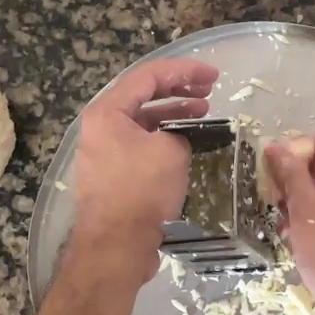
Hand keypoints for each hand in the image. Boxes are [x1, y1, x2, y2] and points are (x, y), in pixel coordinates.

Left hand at [71, 58, 218, 275]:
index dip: (184, 71)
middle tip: (209, 91)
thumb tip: (179, 139)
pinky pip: (141, 144)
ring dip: (173, 113)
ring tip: (203, 113)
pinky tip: (186, 143)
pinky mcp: (113, 175)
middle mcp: (100, 127)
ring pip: (143, 121)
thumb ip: (179, 131)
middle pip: (142, 95)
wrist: (117, 244)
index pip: (148, 76)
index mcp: (107, 112)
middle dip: (179, 89)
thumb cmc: (141, 190)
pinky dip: (164, 138)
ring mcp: (104, 152)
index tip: (213, 76)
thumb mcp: (170, 150)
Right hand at [263, 135, 314, 314]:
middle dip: (300, 175)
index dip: (304, 146)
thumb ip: (291, 174)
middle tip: (271, 182)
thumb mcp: (307, 208)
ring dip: (303, 199)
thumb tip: (275, 147)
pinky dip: (314, 219)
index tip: (275, 155)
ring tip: (275, 206)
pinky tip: (289, 229)